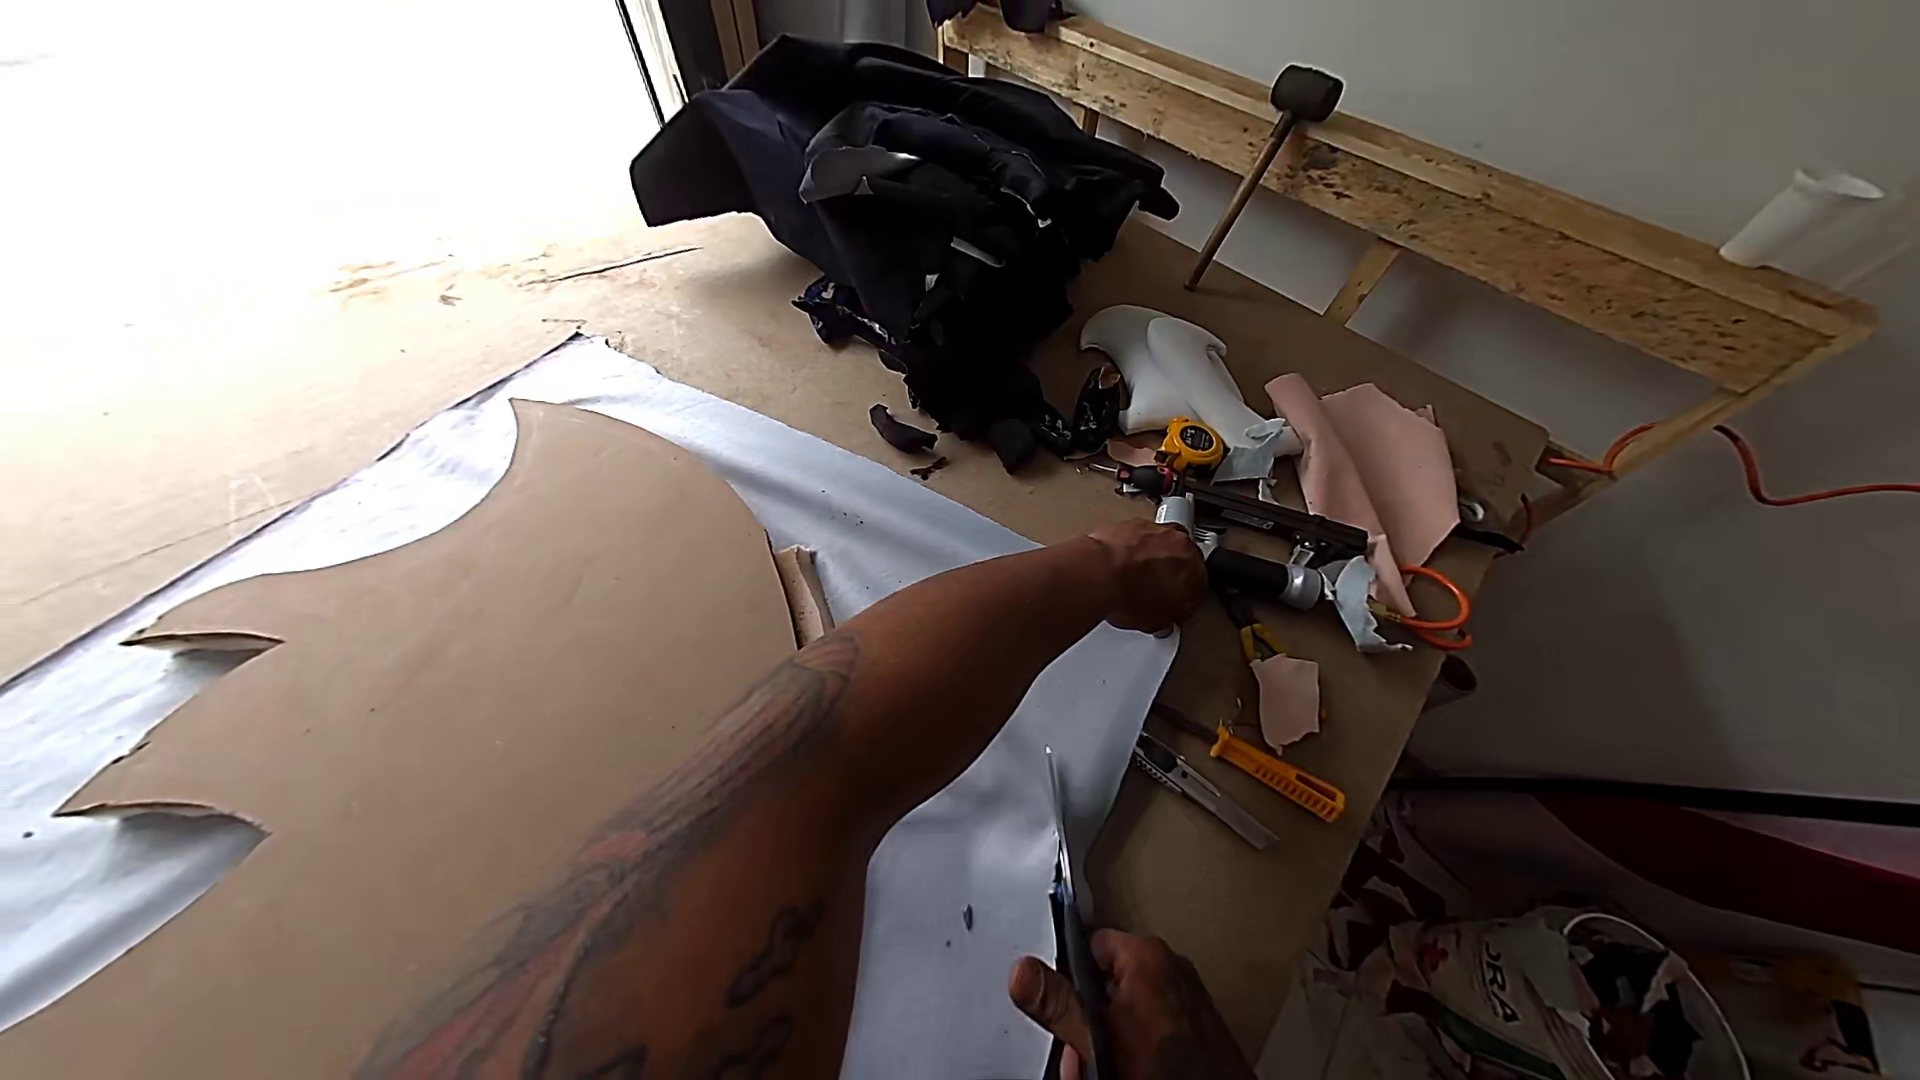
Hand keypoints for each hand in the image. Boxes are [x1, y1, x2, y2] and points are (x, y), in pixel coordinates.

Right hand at [1008, 930, 1255, 1079]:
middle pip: (1107, 980)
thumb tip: (1022, 972)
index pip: (1087, 945)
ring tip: (1109, 1066)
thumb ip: (1057, 1002)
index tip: (1067, 1011)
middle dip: (1090, 1018)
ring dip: (1112, 1037)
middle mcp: (1171, 965)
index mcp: (1146, 953)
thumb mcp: (1098, 1038)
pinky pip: (1155, 1024)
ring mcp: (1189, 997)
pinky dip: (1141, 1044)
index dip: (1070, 981)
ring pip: (1129, 1008)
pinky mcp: (1202, 1027)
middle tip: (1087, 1054)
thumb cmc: (1169, 1076)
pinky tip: (1133, 1067)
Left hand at [1083, 521, 1206, 633]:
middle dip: (1168, 570)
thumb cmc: (1127, 594)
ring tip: (1131, 575)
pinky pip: (1134, 536)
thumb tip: (1159, 619)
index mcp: (1195, 570)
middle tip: (1151, 586)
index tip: (1171, 601)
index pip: (1197, 584)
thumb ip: (1167, 615)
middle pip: (1180, 557)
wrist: (1099, 573)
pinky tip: (1117, 562)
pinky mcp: (1130, 522)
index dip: (1183, 595)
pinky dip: (1128, 547)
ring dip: (1148, 555)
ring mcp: (1155, 529)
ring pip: (1157, 543)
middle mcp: (1180, 543)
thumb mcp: (1154, 620)